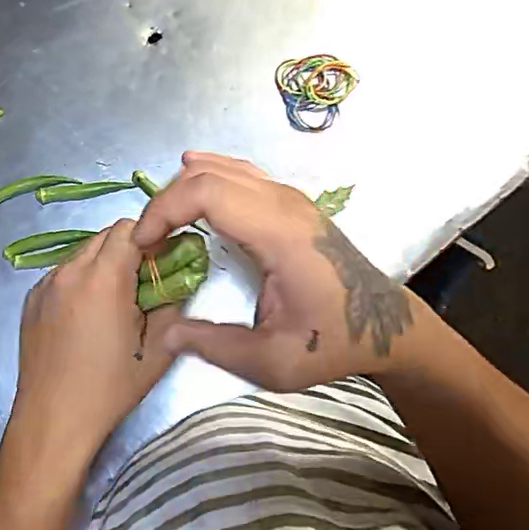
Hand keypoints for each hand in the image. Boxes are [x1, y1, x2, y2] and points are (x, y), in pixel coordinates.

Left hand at [5, 221, 182, 475]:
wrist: (53, 420)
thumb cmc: (109, 388)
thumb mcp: (158, 349)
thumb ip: (174, 303)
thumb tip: (181, 278)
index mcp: (104, 279)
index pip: (130, 228)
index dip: (152, 238)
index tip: (166, 260)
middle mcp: (70, 272)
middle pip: (106, 235)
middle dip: (131, 248)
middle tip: (146, 281)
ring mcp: (46, 285)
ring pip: (83, 252)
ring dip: (105, 262)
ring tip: (117, 299)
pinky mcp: (31, 300)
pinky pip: (63, 272)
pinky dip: (82, 279)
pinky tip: (89, 313)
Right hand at [134, 153, 434, 391]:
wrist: (384, 325)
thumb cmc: (333, 342)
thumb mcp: (273, 361)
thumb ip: (215, 346)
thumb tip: (165, 334)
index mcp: (281, 235)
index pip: (208, 193)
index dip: (165, 210)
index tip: (144, 244)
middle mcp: (285, 204)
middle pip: (210, 175)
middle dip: (167, 201)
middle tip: (148, 240)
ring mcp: (291, 198)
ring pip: (225, 168)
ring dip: (186, 188)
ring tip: (162, 221)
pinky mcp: (292, 202)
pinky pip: (242, 173)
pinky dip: (210, 176)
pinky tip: (192, 173)